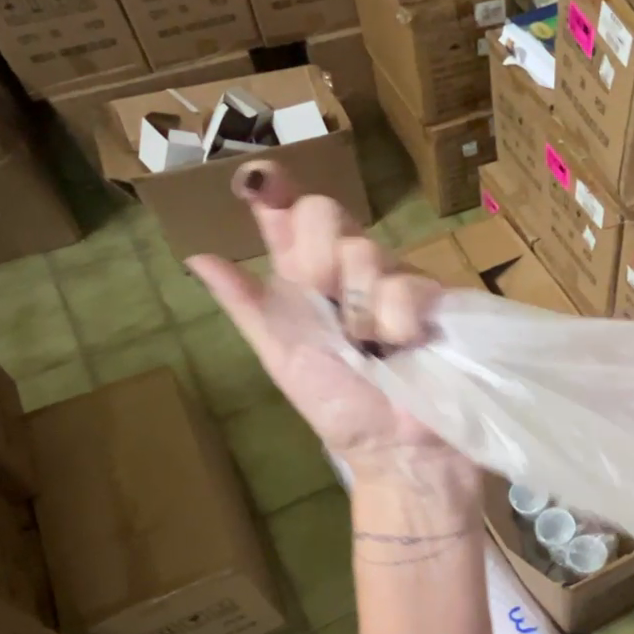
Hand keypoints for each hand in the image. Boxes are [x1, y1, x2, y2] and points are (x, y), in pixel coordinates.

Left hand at [185, 162, 466, 482]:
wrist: (399, 449)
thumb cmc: (343, 410)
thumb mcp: (283, 358)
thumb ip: (248, 306)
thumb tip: (197, 255)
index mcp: (308, 280)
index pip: (291, 215)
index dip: (275, 191)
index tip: (261, 183)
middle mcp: (351, 271)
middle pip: (326, 216)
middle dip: (318, 262)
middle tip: (327, 308)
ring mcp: (395, 281)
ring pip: (366, 249)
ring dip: (360, 304)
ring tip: (374, 347)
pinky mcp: (436, 298)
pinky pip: (407, 282)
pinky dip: (398, 317)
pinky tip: (405, 344)